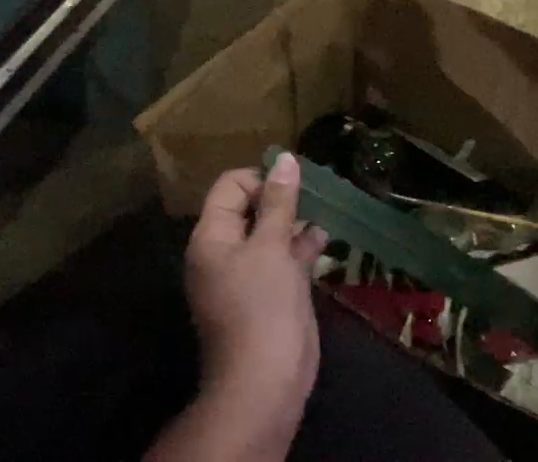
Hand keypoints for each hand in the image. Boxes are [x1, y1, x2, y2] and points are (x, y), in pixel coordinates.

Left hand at [184, 154, 331, 422]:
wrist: (265, 380)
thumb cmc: (262, 304)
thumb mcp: (271, 246)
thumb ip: (279, 201)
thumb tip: (285, 158)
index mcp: (212, 237)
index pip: (230, 187)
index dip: (261, 179)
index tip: (294, 183)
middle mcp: (225, 252)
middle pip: (252, 208)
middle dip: (283, 199)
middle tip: (316, 193)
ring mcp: (248, 275)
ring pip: (271, 234)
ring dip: (297, 222)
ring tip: (325, 212)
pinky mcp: (270, 294)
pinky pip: (283, 260)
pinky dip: (302, 247)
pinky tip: (324, 240)